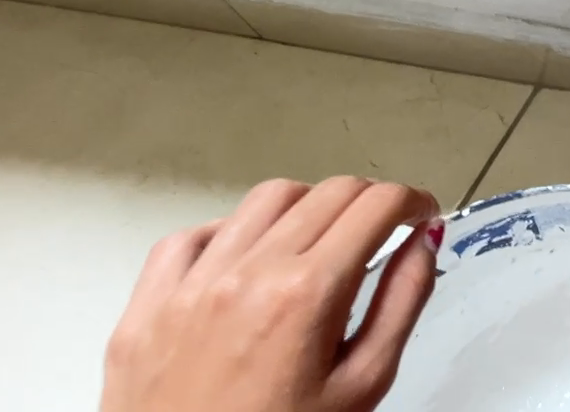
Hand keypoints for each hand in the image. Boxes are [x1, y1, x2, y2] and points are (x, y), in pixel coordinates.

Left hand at [101, 176, 442, 411]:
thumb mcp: (367, 379)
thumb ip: (406, 297)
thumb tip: (425, 236)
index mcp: (308, 292)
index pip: (380, 203)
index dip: (414, 201)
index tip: (420, 217)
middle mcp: (248, 275)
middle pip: (333, 190)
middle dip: (373, 201)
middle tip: (383, 231)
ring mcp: (188, 289)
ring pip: (270, 197)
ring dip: (309, 206)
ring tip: (320, 240)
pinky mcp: (143, 310)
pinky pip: (190, 236)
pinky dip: (231, 232)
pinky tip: (251, 260)